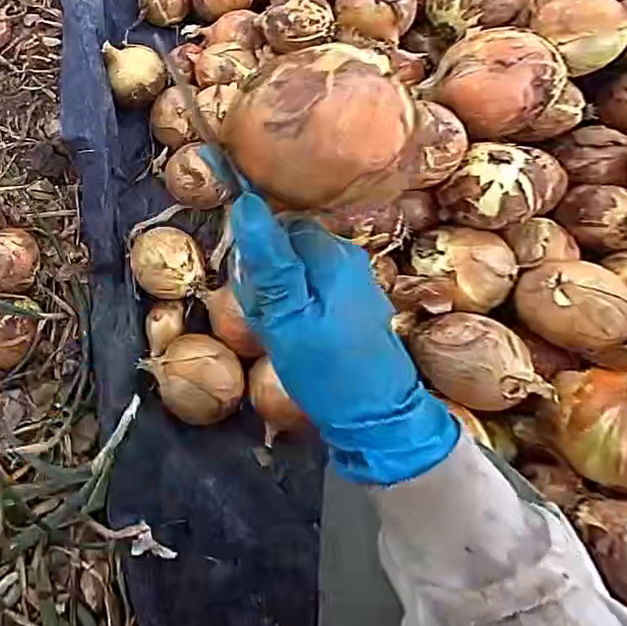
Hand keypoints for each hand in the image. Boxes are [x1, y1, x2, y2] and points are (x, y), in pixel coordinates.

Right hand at [227, 191, 457, 485]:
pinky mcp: (356, 303)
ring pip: (298, 266)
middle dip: (266, 271)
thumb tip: (247, 203)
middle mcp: (348, 257)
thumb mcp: (285, 316)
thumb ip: (267, 260)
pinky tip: (294, 332)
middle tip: (263, 312)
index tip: (249, 284)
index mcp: (332, 253)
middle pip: (288, 243)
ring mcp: (356, 281)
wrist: (379, 422)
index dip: (255, 248)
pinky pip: (313, 286)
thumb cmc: (325, 369)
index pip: (279, 223)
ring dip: (279, 290)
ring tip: (276, 326)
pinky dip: (296, 303)